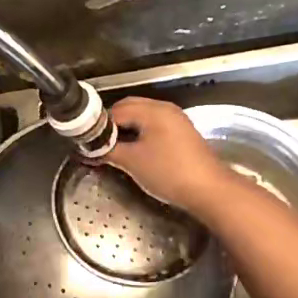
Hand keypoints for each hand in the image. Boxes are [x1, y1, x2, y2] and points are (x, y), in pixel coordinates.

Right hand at [103, 97, 237, 214]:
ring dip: (128, 130)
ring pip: (143, 118)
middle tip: (100, 145)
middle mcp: (165, 109)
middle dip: (113, 125)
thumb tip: (92, 148)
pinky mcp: (183, 133)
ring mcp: (176, 120)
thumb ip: (109, 150)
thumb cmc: (169, 172)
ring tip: (115, 149)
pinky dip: (142, 134)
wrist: (208, 189)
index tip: (88, 142)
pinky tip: (136, 151)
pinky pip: (156, 126)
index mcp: (152, 110)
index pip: (116, 110)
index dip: (100, 126)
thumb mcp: (133, 162)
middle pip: (130, 108)